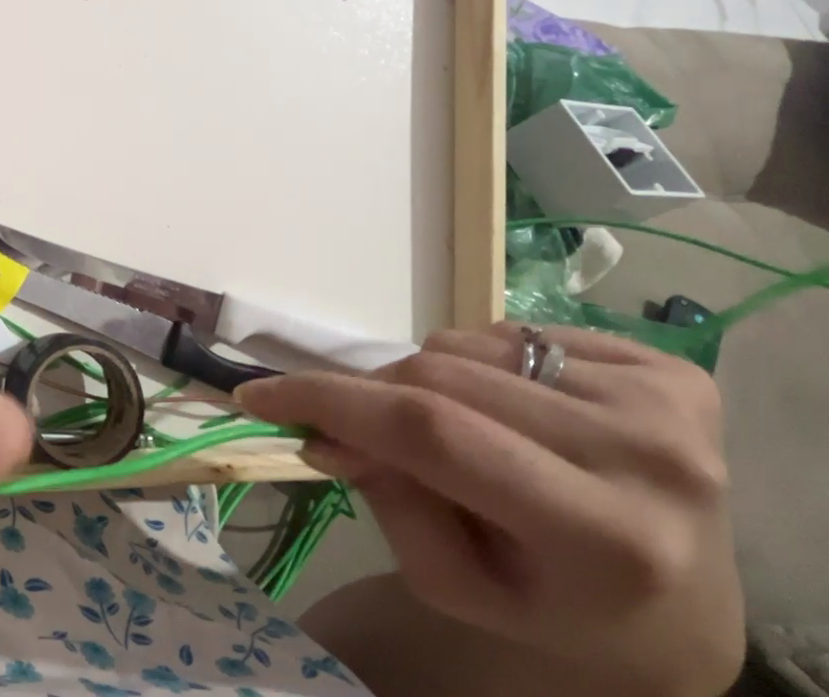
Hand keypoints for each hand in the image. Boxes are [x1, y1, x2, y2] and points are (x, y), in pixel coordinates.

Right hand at [238, 323, 742, 696]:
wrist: (681, 607)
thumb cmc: (551, 606)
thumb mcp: (453, 584)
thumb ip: (387, 498)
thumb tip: (325, 430)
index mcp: (604, 536)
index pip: (433, 432)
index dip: (331, 399)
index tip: (258, 394)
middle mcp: (651, 458)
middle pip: (439, 377)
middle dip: (367, 393)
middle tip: (348, 427)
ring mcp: (669, 403)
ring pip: (467, 345)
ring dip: (424, 378)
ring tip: (447, 427)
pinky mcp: (678, 370)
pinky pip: (515, 332)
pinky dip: (480, 364)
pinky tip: (509, 413)